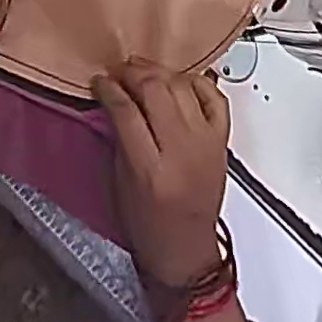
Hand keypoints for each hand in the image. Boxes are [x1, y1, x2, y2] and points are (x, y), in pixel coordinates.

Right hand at [92, 58, 230, 286]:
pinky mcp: (222, 140)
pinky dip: (196, 82)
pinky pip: (214, 96)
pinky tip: (179, 80)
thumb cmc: (148, 224)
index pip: (126, 112)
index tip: (99, 81)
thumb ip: (118, 137)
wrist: (187, 250)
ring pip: (182, 87)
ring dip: (159, 72)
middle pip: (156, 92)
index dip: (109, 89)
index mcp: (150, 170)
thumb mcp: (120, 182)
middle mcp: (182, 152)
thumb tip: (113, 97)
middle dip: (133, 74)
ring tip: (143, 70)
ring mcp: (206, 143)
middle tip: (119, 72)